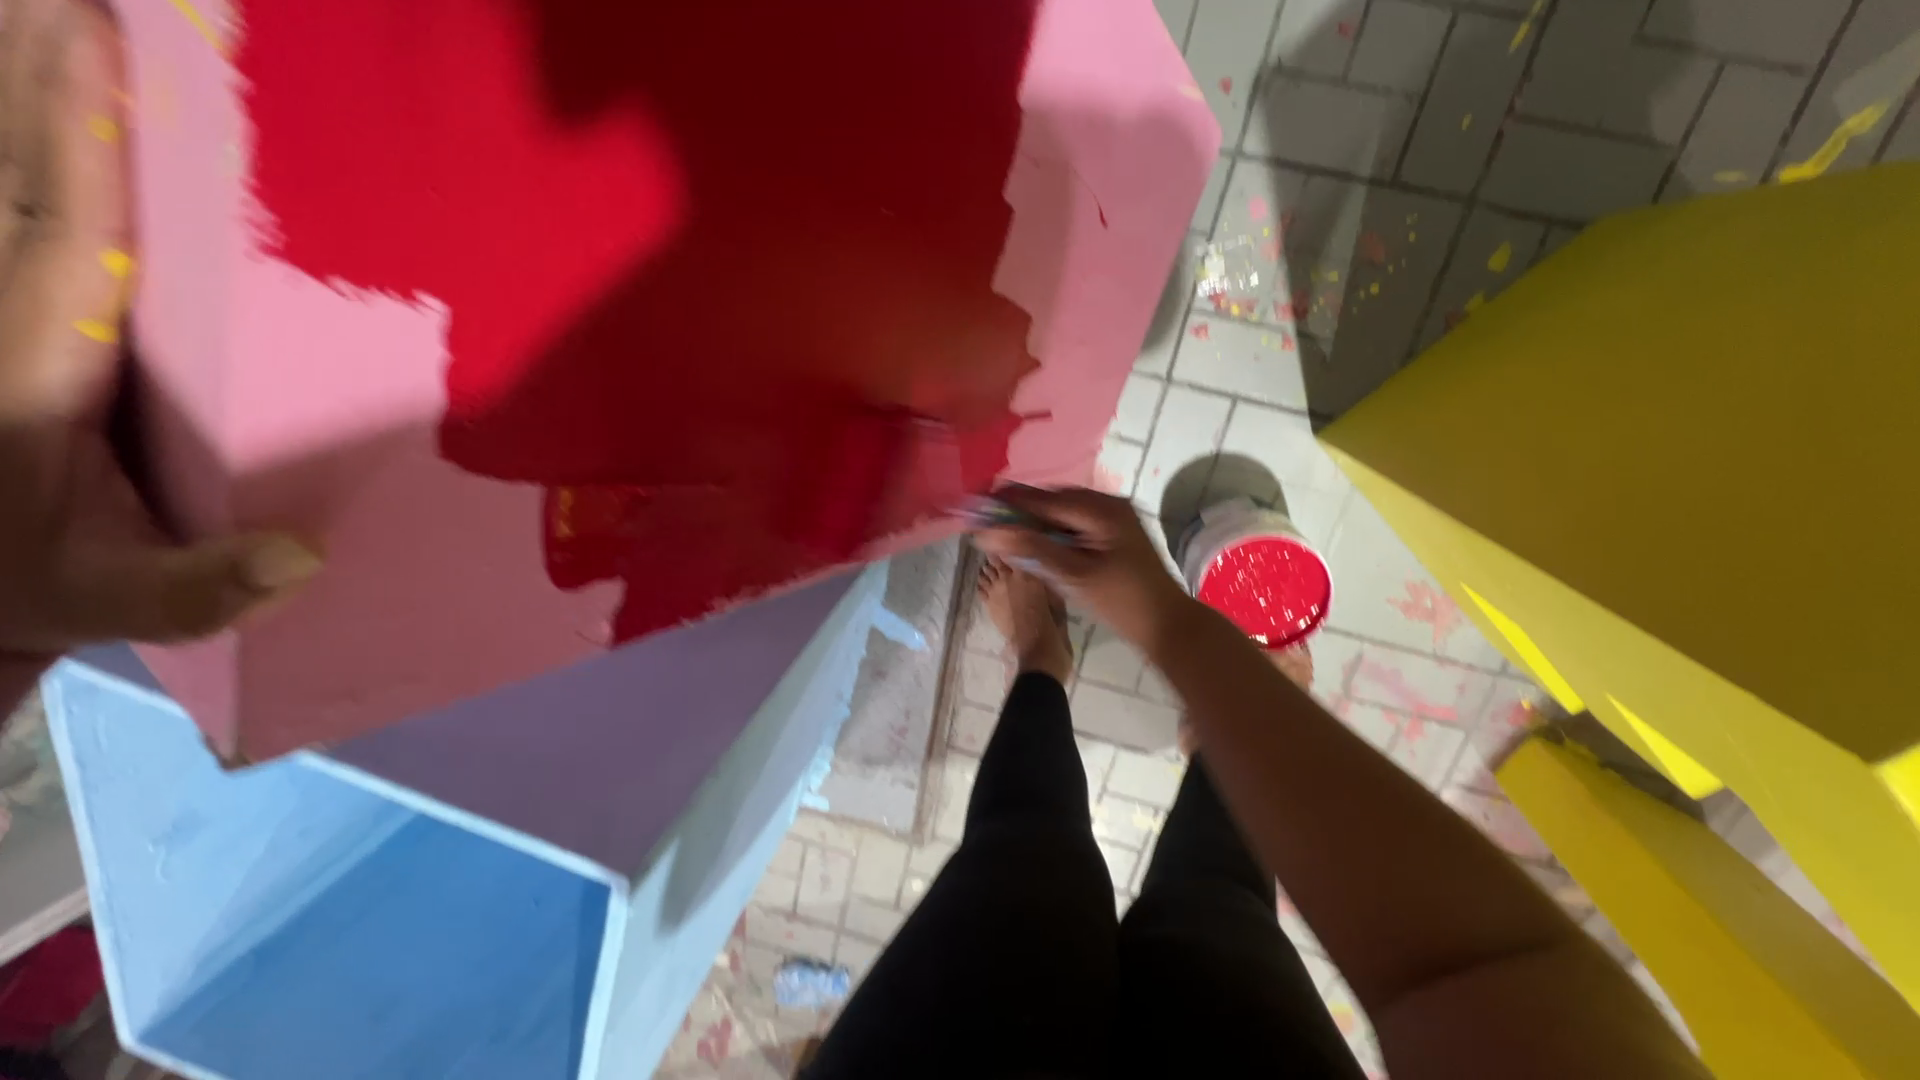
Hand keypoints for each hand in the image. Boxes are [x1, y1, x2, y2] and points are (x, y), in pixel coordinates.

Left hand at [0, 0, 318, 663]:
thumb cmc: (25, 583)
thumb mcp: (101, 599)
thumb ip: (193, 586)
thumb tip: (307, 555)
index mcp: (34, 366)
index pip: (64, 232)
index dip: (77, 138)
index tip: (92, 37)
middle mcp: (19, 316)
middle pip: (29, 175)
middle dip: (45, 78)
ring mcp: (21, 314)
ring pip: (25, 186)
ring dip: (43, 102)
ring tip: (72, 21)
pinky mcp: (35, 326)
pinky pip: (47, 222)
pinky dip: (61, 163)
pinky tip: (87, 129)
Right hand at [971, 486, 1193, 651]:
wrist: (1166, 623)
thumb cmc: (1121, 601)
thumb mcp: (1073, 575)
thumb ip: (1031, 549)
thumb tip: (989, 532)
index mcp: (1101, 510)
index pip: (1045, 499)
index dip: (1010, 502)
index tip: (979, 504)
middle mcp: (1109, 504)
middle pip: (1054, 501)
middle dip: (1022, 510)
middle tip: (989, 521)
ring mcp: (1115, 517)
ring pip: (1064, 511)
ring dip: (1037, 520)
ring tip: (1007, 532)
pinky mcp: (1115, 532)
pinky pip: (1076, 522)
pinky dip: (1055, 530)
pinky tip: (1038, 543)